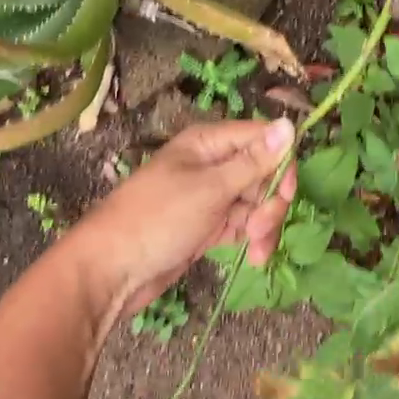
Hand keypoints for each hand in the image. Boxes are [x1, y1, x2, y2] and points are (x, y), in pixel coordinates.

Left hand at [65, 118, 296, 317]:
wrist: (107, 274)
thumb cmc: (156, 220)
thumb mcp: (211, 188)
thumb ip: (255, 160)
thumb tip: (291, 124)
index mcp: (209, 143)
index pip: (264, 139)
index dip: (281, 163)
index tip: (286, 193)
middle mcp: (213, 164)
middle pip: (264, 172)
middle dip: (271, 201)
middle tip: (261, 228)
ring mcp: (210, 196)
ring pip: (257, 201)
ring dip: (264, 224)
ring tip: (257, 250)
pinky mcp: (208, 225)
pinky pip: (243, 223)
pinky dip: (253, 238)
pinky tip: (255, 257)